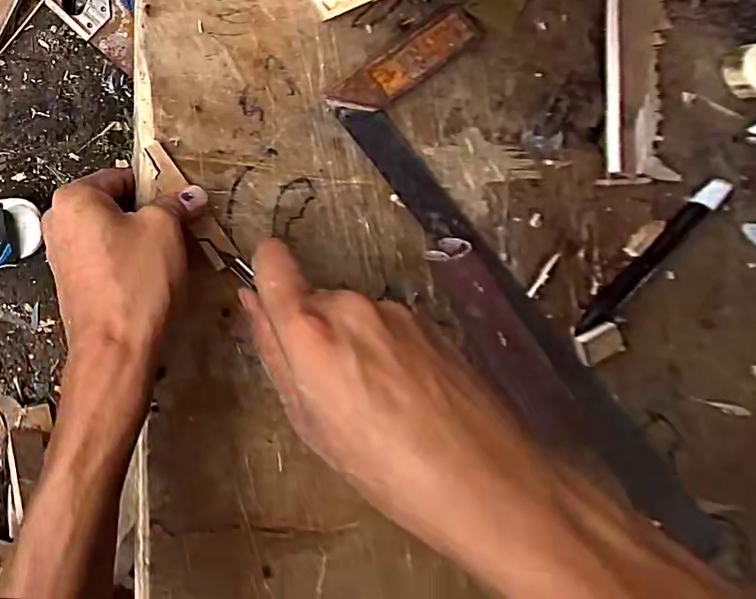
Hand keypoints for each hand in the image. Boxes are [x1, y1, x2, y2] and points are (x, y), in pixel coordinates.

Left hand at [43, 168, 204, 363]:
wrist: (113, 347)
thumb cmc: (134, 283)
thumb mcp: (163, 230)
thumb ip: (173, 205)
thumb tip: (189, 195)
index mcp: (73, 197)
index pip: (119, 177)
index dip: (152, 187)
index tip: (176, 200)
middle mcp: (58, 219)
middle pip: (110, 204)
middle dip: (143, 214)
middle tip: (175, 228)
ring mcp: (59, 250)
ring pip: (105, 231)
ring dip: (135, 237)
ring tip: (164, 253)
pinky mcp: (68, 277)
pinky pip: (99, 255)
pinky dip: (122, 258)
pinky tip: (145, 274)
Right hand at [241, 238, 737, 598]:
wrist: (505, 495)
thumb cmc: (389, 470)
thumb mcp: (307, 420)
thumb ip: (271, 350)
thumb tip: (251, 302)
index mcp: (309, 329)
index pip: (270, 261)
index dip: (265, 269)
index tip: (267, 292)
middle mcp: (348, 305)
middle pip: (309, 297)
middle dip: (310, 327)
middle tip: (329, 382)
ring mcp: (393, 312)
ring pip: (347, 312)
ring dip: (350, 340)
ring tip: (375, 396)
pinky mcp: (429, 323)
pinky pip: (384, 324)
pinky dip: (384, 348)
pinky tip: (408, 394)